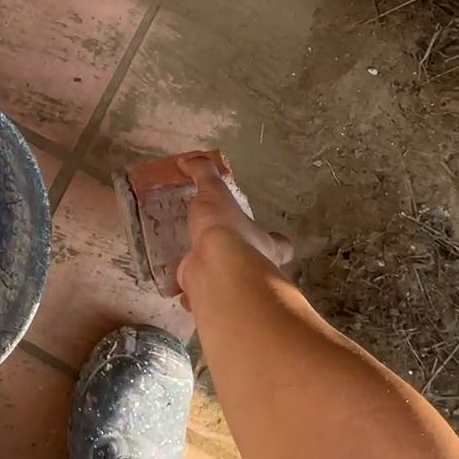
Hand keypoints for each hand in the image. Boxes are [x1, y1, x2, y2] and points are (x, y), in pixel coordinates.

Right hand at [176, 155, 292, 301]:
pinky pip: (201, 295)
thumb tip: (190, 160)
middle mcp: (256, 269)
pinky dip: (191, 290)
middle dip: (241, 261)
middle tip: (219, 250)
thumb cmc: (226, 230)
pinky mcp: (212, 298)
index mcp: (264, 245)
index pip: (280, 244)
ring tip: (193, 264)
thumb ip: (204, 175)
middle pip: (256, 266)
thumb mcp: (214, 192)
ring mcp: (235, 288)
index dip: (275, 240)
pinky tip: (178, 281)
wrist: (217, 271)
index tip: (266, 237)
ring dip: (215, 277)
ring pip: (230, 284)